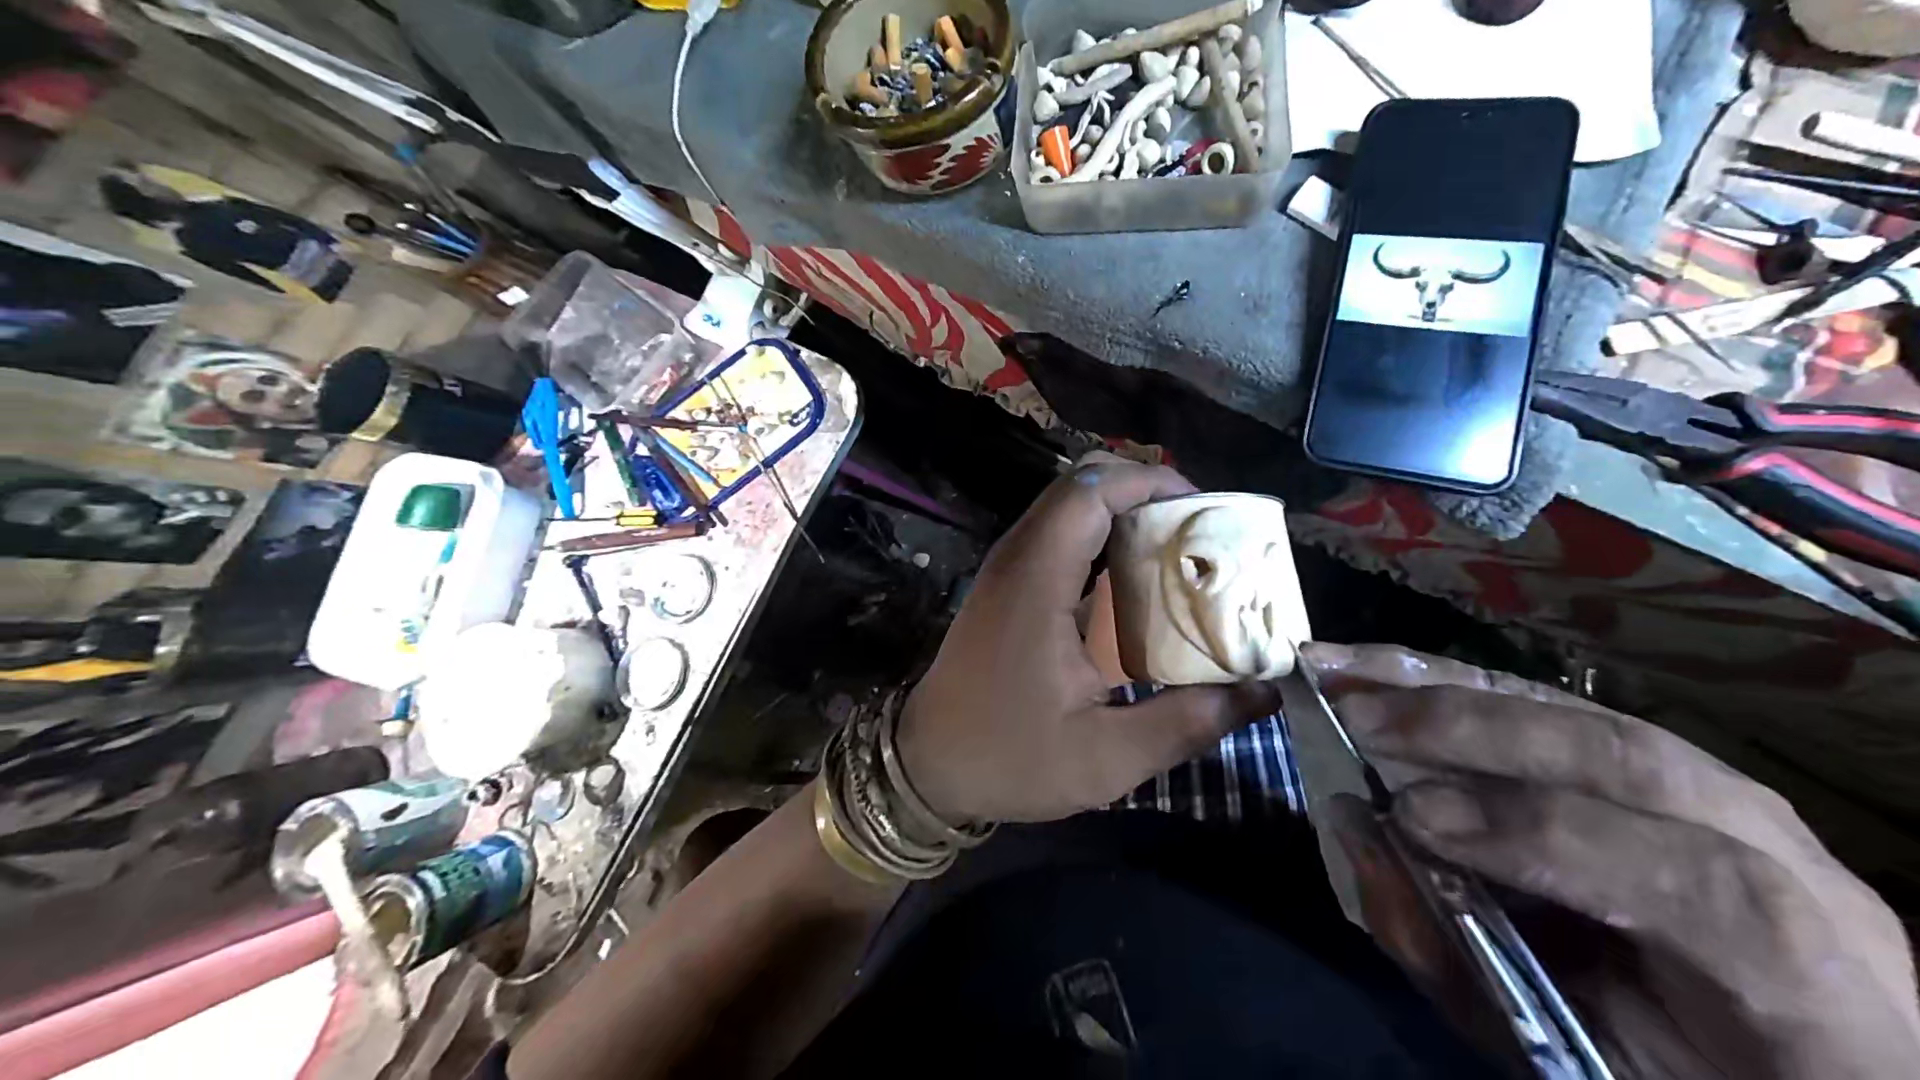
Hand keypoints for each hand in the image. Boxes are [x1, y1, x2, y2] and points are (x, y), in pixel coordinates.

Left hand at [896, 460, 1281, 823]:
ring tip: (1178, 549)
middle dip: (1144, 491)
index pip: (1090, 492)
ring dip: (1122, 512)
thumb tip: (1263, 692)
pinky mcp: (1005, 585)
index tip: (1207, 512)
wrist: (927, 765)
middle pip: (1080, 485)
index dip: (1151, 483)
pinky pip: (1056, 535)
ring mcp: (1005, 569)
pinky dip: (1100, 535)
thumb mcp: (1108, 757)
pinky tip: (1133, 579)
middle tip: (1200, 532)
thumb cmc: (1009, 758)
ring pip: (1066, 506)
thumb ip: (1189, 721)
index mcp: (1037, 582)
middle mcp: (1017, 559)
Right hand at [1305, 642, 1919, 1079]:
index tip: (1413, 817)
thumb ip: (1458, 959)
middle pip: (1632, 759)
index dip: (1546, 836)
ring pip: (1586, 711)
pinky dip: (1455, 685)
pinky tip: (1387, 671)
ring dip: (1444, 685)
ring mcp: (1725, 796)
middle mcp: (1785, 860)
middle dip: (1472, 727)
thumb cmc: (1663, 1065)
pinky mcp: (1663, 761)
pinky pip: (1553, 707)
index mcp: (1805, 983)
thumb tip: (1355, 833)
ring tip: (1343, 668)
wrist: (1778, 1046)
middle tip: (1351, 714)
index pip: (1702, 888)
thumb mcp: (1560, 1048)